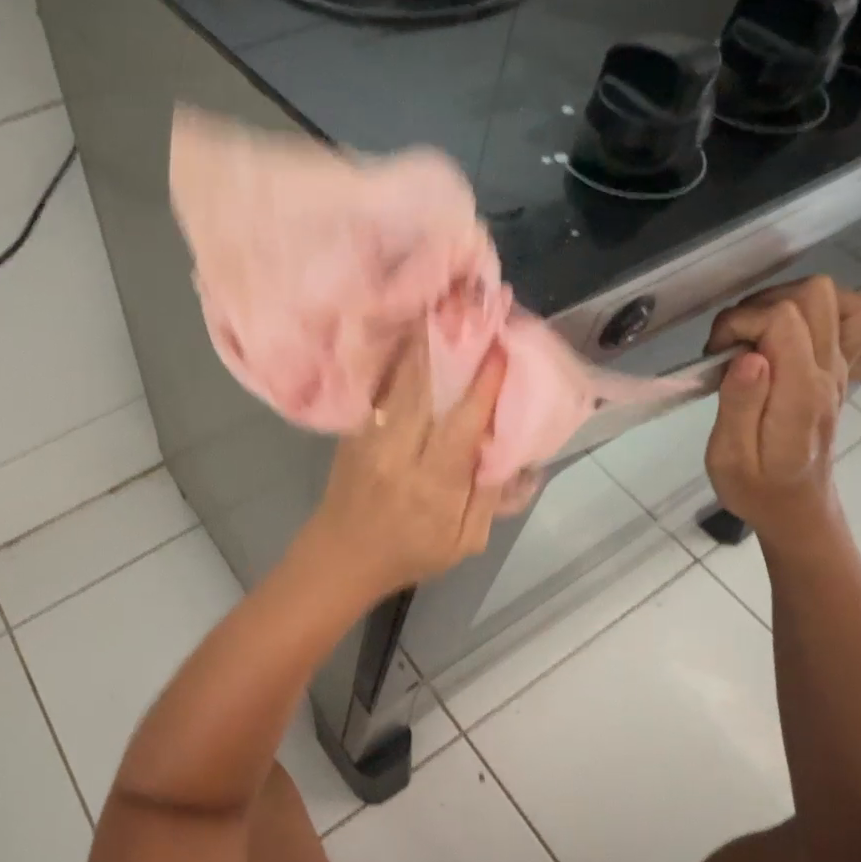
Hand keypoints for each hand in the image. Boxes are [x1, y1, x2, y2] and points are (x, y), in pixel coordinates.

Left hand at [301, 334, 508, 599]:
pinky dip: (403, 358)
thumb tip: (519, 452)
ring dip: (427, 343)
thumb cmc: (409, 552)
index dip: (483, 386)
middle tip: (479, 309)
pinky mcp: (354, 428)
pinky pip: (383, 386)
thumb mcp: (465, 541)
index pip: (460, 425)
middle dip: (455, 349)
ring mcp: (370, 437)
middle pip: (428, 391)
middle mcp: (398, 454)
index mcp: (431, 486)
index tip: (502, 348)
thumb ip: (492, 496)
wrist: (340, 554)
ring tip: (451, 306)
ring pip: (403, 382)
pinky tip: (418, 331)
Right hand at [702, 277, 860, 542]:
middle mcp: (829, 373)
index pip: (783, 319)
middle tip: (735, 340)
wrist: (796, 509)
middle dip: (764, 304)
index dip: (741, 322)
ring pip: (844, 300)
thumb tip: (749, 357)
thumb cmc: (754, 488)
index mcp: (799, 393)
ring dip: (797, 303)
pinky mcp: (844, 372)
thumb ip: (739, 405)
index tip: (716, 353)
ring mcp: (843, 370)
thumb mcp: (728, 457)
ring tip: (763, 333)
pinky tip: (809, 337)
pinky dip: (842, 317)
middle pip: (816, 295)